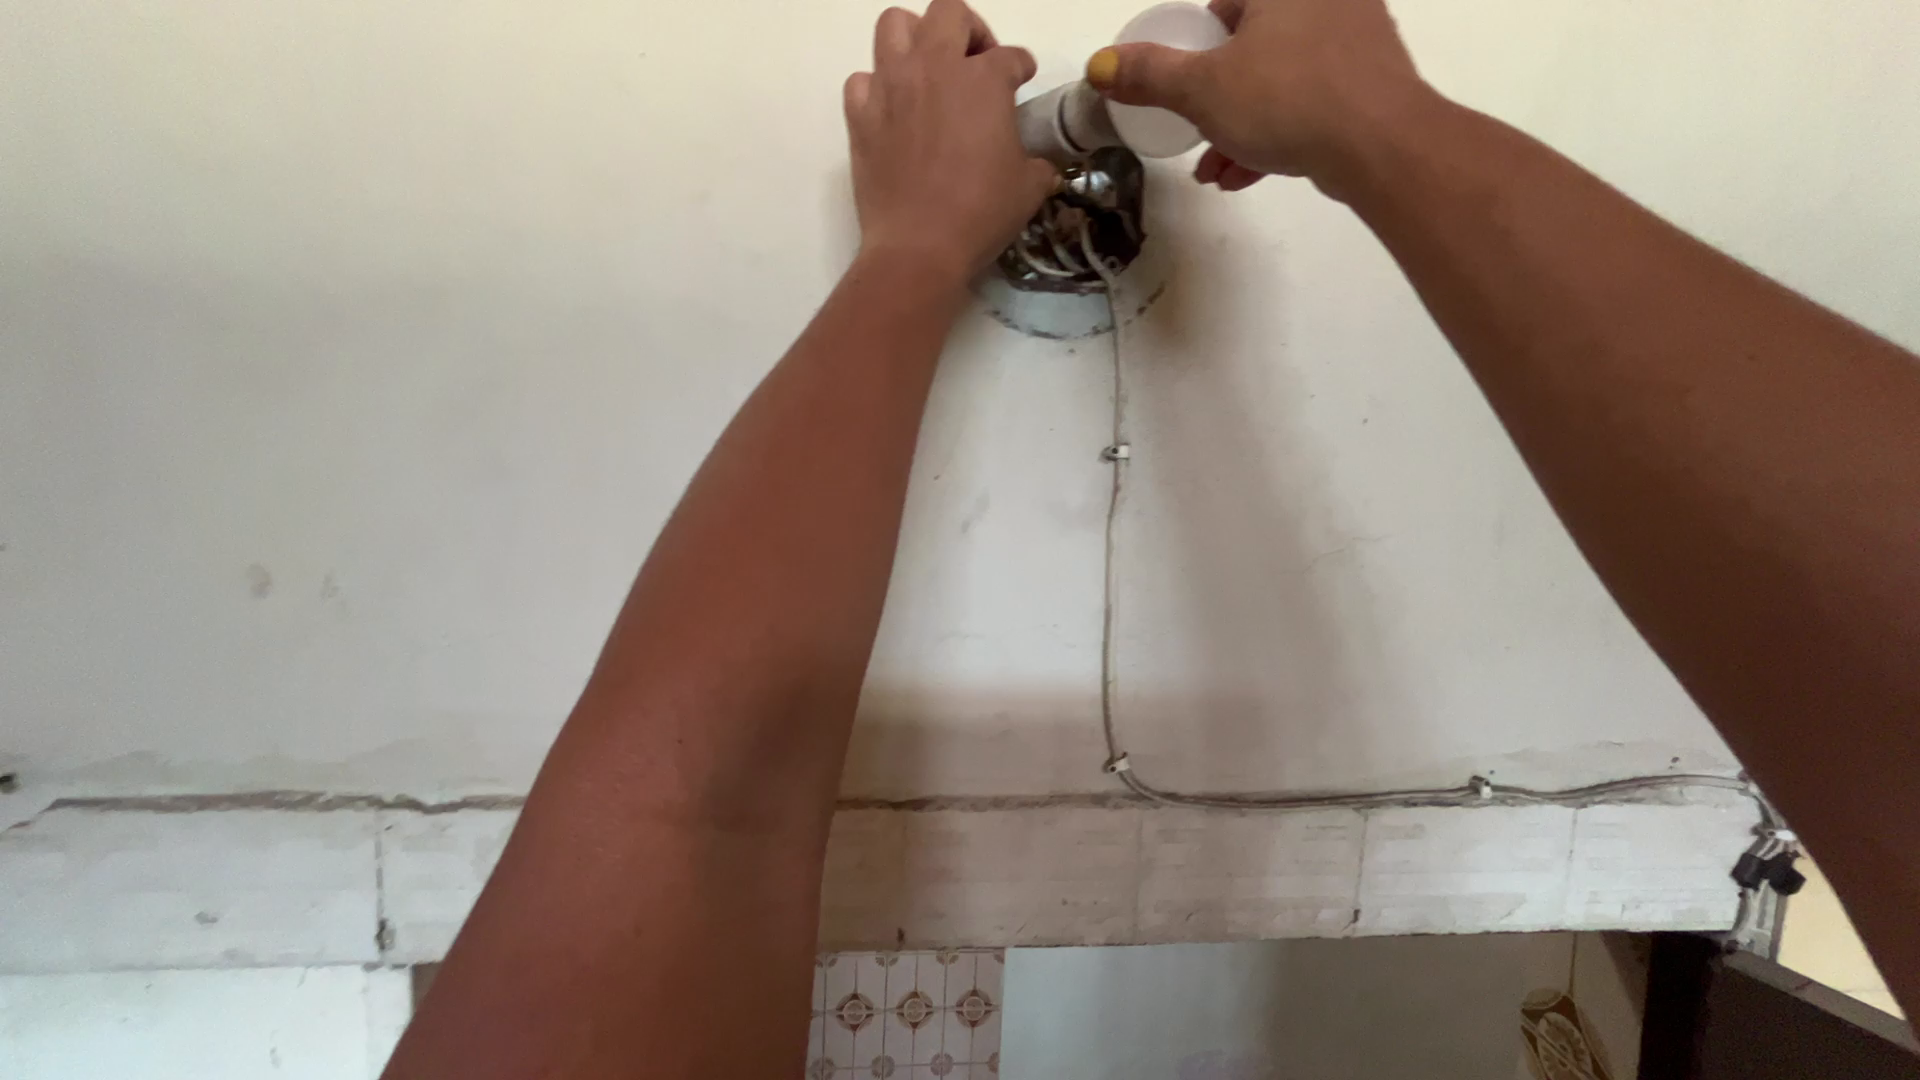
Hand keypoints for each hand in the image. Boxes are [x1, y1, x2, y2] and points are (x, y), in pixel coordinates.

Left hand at [844, 0, 1058, 284]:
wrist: (918, 249)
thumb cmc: (980, 216)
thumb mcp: (1028, 190)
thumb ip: (1037, 165)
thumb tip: (1040, 167)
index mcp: (983, 80)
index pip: (1010, 57)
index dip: (1020, 66)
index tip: (1021, 77)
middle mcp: (934, 68)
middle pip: (949, 13)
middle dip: (969, 30)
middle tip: (976, 62)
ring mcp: (891, 88)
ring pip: (895, 25)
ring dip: (914, 39)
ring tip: (927, 70)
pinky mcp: (860, 117)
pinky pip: (862, 80)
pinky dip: (876, 88)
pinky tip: (892, 110)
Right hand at [1085, 0, 1433, 197]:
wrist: (1377, 143)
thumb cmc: (1284, 100)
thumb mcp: (1201, 90)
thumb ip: (1149, 76)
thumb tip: (1099, 64)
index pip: (1224, 3)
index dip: (1198, 42)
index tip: (1186, 81)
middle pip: (1251, 42)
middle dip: (1215, 97)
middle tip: (1193, 133)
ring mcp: (1354, 35)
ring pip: (1278, 78)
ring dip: (1238, 126)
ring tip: (1213, 171)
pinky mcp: (1369, 77)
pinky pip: (1307, 99)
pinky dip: (1274, 133)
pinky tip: (1244, 174)